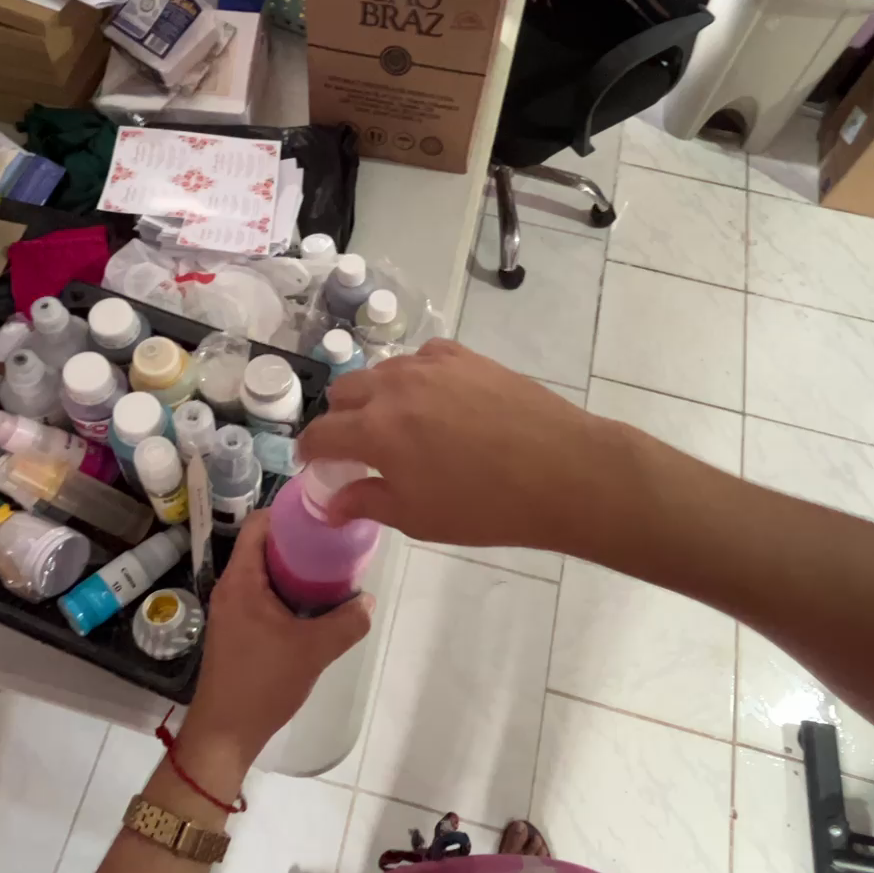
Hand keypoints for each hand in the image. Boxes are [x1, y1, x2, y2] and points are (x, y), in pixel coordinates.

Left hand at [181, 511, 373, 769]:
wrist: (225, 732)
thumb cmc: (262, 683)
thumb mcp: (314, 651)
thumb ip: (347, 623)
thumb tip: (368, 600)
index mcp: (242, 580)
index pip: (259, 524)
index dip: (288, 512)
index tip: (322, 513)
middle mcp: (231, 586)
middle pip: (263, 544)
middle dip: (298, 539)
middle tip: (334, 541)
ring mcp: (232, 608)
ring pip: (264, 570)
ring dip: (293, 566)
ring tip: (330, 568)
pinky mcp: (236, 627)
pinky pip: (262, 592)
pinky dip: (286, 588)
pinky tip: (313, 603)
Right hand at [296, 339, 609, 550]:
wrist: (564, 471)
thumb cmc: (487, 506)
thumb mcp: (418, 517)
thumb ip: (367, 502)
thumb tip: (331, 504)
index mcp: (376, 429)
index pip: (320, 433)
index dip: (309, 451)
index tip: (314, 464)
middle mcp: (395, 387)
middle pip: (344, 392)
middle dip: (340, 420)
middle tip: (359, 448)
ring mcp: (431, 365)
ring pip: (381, 372)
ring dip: (375, 397)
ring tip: (399, 424)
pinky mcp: (464, 355)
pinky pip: (421, 358)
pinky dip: (414, 377)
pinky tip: (435, 400)